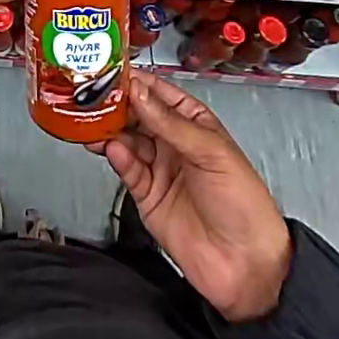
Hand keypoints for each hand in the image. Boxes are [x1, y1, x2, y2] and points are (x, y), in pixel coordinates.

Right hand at [89, 71, 291, 322]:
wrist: (245, 267)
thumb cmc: (244, 203)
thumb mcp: (210, 152)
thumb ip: (170, 123)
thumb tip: (138, 92)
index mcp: (193, 123)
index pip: (158, 92)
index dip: (136, 81)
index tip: (112, 71)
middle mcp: (173, 141)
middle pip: (136, 113)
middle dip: (115, 103)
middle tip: (93, 94)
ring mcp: (158, 166)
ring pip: (125, 138)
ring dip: (109, 128)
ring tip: (93, 121)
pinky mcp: (146, 193)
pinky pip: (125, 168)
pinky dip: (115, 156)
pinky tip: (111, 149)